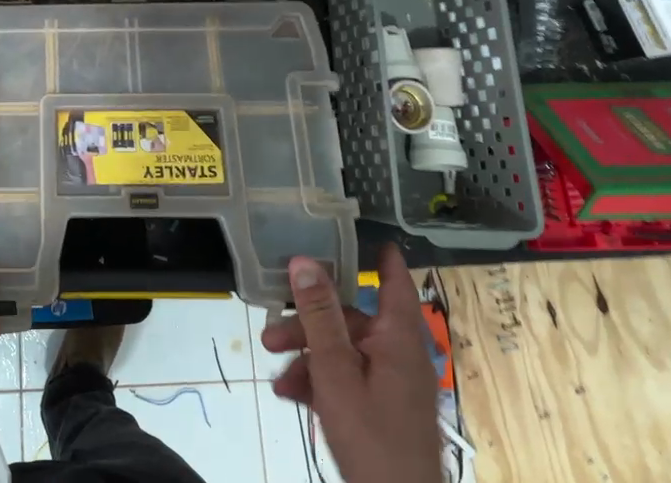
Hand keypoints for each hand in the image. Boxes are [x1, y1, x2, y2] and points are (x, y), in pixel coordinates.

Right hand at [262, 244, 441, 482]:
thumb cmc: (370, 434)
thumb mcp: (335, 370)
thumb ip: (318, 314)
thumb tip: (304, 260)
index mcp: (397, 338)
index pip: (394, 282)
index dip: (382, 258)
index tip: (366, 236)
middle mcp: (400, 354)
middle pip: (351, 320)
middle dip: (308, 324)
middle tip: (271, 336)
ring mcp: (394, 385)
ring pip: (345, 352)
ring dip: (308, 358)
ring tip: (279, 379)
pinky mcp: (385, 410)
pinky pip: (350, 380)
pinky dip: (321, 382)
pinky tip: (292, 396)